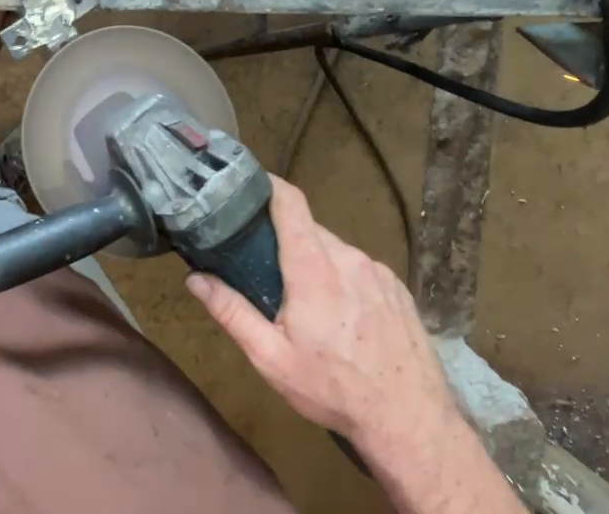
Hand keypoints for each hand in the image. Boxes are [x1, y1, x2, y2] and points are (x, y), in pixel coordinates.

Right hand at [186, 176, 457, 450]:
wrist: (413, 424)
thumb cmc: (334, 389)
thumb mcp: (271, 358)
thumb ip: (231, 312)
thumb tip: (195, 278)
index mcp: (314, 269)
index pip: (291, 204)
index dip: (269, 185)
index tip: (246, 184)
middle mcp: (349, 259)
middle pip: (308, 229)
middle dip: (284, 240)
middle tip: (263, 268)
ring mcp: (378, 273)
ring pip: (334, 249)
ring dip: (314, 262)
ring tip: (303, 300)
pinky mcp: (398, 289)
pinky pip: (359, 268)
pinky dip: (342, 278)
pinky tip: (340, 315)